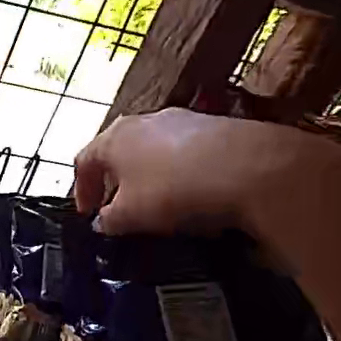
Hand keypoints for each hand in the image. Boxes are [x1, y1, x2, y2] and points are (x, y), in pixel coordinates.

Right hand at [72, 108, 340, 234]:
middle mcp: (143, 121)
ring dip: (150, 173)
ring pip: (154, 148)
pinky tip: (195, 192)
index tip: (88, 214)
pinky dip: (183, 170)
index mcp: (112, 138)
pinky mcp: (220, 125)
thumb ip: (108, 220)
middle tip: (119, 206)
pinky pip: (189, 150)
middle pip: (118, 151)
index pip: (83, 162)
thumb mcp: (130, 215)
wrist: (259, 168)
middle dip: (115, 179)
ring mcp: (184, 119)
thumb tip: (103, 221)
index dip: (82, 190)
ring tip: (159, 200)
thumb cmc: (175, 189)